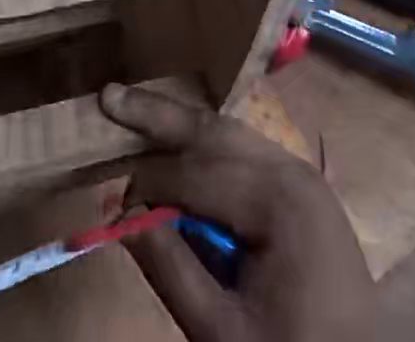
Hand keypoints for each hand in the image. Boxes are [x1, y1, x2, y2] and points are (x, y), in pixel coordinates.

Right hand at [100, 84, 378, 341]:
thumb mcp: (222, 330)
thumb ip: (172, 268)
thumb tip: (126, 216)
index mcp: (278, 200)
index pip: (195, 173)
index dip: (147, 185)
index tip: (110, 205)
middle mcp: (292, 169)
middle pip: (215, 131)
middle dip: (160, 113)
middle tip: (111, 96)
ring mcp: (302, 173)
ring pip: (231, 135)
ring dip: (183, 126)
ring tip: (137, 110)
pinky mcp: (303, 186)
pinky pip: (248, 154)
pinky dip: (210, 148)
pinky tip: (183, 144)